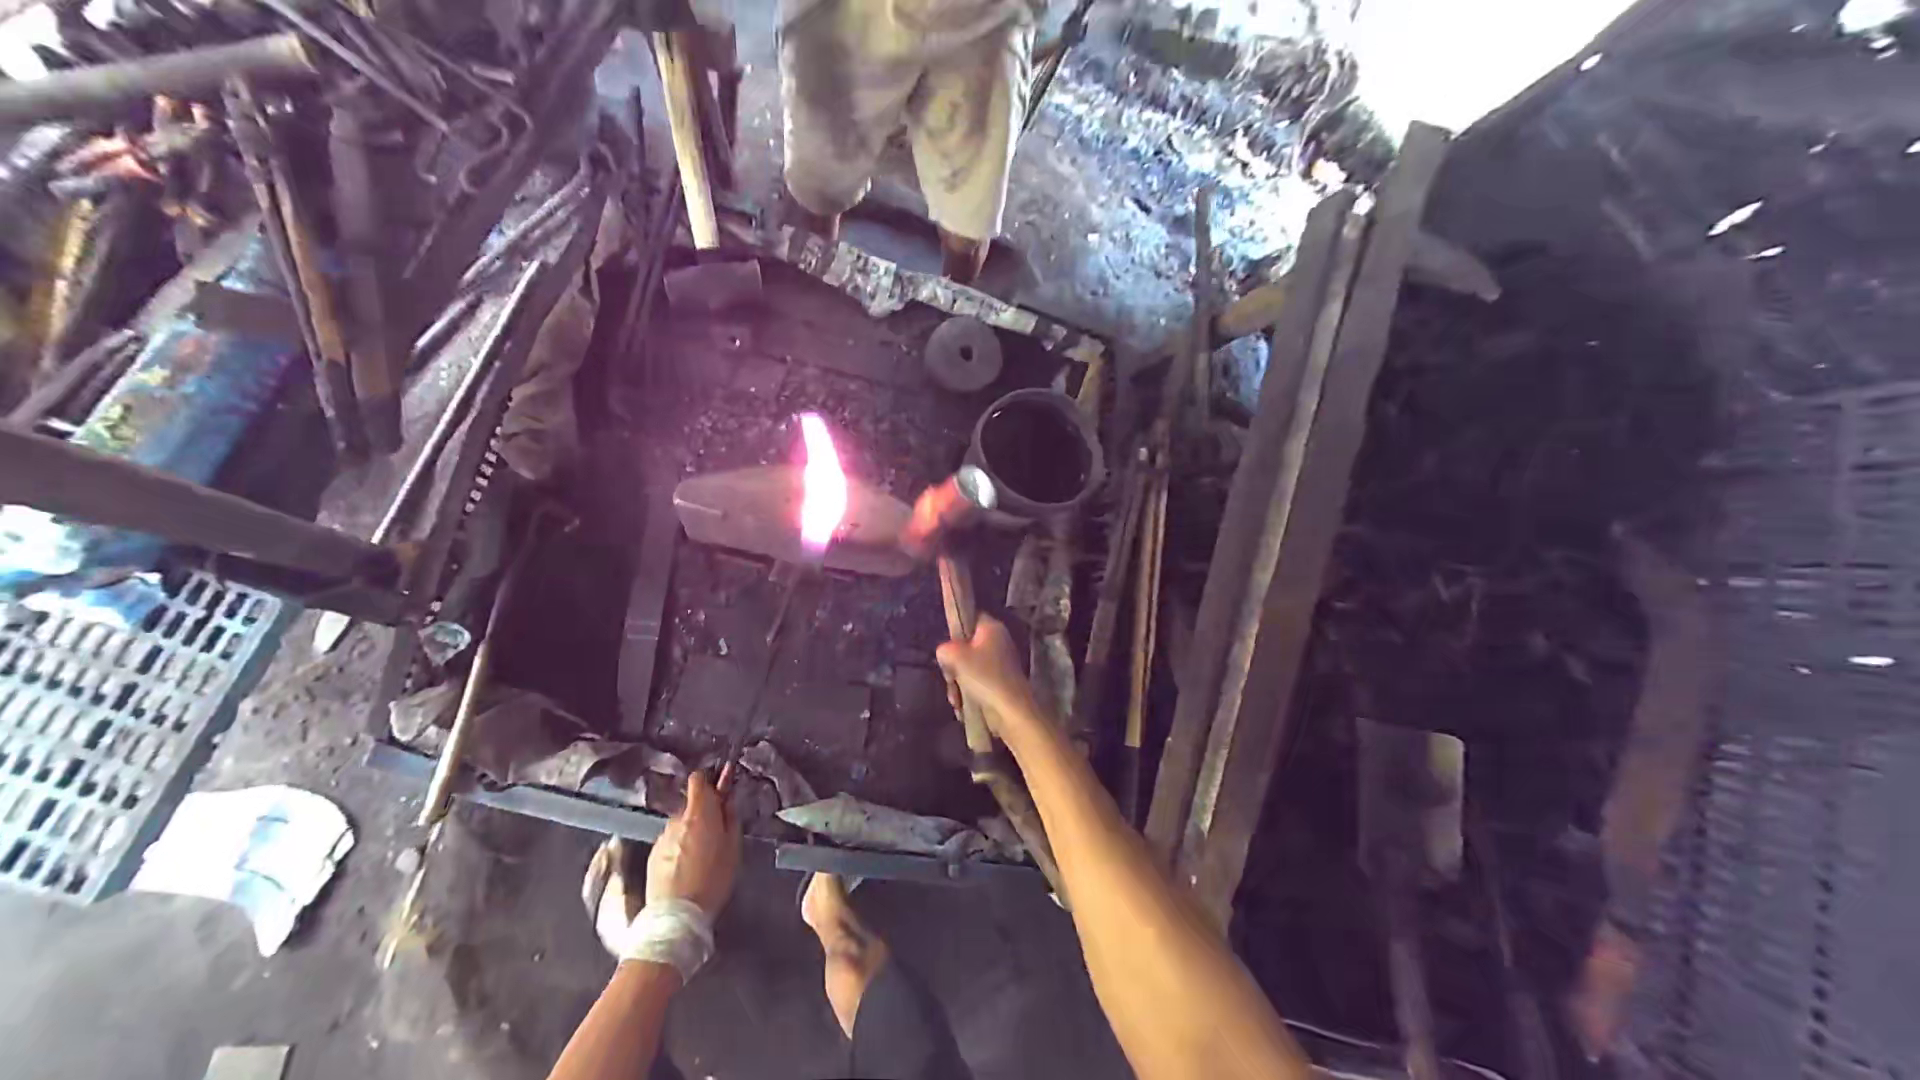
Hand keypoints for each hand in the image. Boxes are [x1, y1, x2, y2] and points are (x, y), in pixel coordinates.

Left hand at [646, 769, 739, 915]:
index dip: (709, 782)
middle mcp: (677, 820)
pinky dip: (679, 849)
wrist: (677, 917)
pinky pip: (670, 843)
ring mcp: (662, 838)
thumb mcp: (734, 848)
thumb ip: (731, 818)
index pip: (698, 779)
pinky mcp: (653, 855)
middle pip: (691, 806)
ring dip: (691, 833)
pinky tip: (687, 869)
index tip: (719, 792)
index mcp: (700, 813)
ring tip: (702, 858)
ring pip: (681, 826)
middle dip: (703, 814)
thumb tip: (728, 799)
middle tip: (717, 834)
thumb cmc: (713, 880)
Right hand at [935, 615, 1051, 742]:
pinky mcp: (1002, 680)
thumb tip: (945, 653)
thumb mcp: (955, 657)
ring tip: (956, 697)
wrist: (1011, 709)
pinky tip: (962, 705)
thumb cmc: (985, 676)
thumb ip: (944, 648)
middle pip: (966, 645)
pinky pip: (978, 680)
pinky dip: (969, 690)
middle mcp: (999, 640)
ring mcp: (1002, 661)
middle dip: (954, 664)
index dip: (955, 627)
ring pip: (970, 665)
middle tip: (950, 677)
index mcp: (992, 627)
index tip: (946, 646)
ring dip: (958, 681)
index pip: (970, 615)